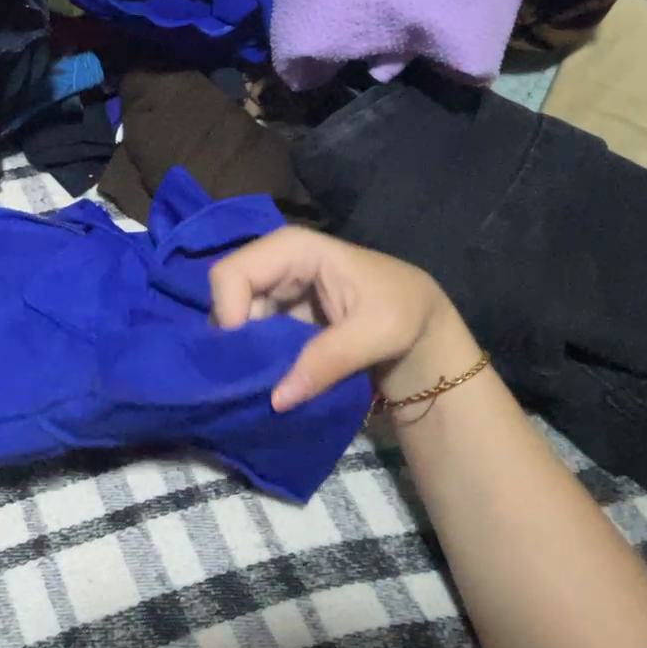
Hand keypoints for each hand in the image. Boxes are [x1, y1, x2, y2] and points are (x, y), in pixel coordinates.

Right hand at [208, 228, 478, 410]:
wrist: (422, 329)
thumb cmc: (406, 314)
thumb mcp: (378, 333)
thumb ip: (328, 359)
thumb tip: (276, 399)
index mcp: (291, 248)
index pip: (230, 273)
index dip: (228, 313)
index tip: (245, 358)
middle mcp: (271, 262)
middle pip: (223, 295)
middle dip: (232, 337)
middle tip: (248, 376)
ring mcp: (270, 288)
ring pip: (230, 317)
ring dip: (241, 351)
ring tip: (259, 382)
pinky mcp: (273, 314)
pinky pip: (245, 333)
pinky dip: (251, 358)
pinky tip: (265, 378)